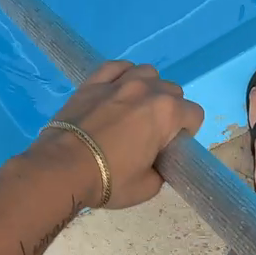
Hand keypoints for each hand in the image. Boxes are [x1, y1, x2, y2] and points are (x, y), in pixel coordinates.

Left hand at [19, 60, 204, 209]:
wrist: (61, 169)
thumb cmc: (109, 180)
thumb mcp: (147, 187)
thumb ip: (160, 170)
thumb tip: (155, 163)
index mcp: (166, 113)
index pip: (194, 114)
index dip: (186, 132)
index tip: (170, 147)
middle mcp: (146, 90)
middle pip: (172, 91)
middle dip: (169, 110)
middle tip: (151, 133)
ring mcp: (117, 82)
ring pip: (146, 73)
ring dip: (148, 88)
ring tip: (135, 108)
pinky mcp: (91, 82)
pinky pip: (115, 67)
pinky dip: (122, 74)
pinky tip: (117, 89)